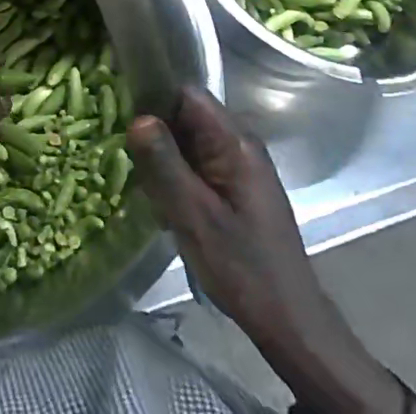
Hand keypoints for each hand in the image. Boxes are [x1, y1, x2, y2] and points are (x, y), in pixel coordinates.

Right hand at [128, 87, 415, 413]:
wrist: (289, 320)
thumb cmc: (242, 267)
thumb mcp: (194, 215)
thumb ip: (164, 164)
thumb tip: (138, 118)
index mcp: (235, 143)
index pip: (187, 95)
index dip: (154, 100)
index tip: (126, 123)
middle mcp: (240, 145)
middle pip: (185, 117)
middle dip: (156, 137)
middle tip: (135, 167)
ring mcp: (240, 166)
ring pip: (188, 143)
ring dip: (165, 161)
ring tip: (151, 193)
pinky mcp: (236, 187)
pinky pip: (197, 165)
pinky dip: (177, 179)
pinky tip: (168, 208)